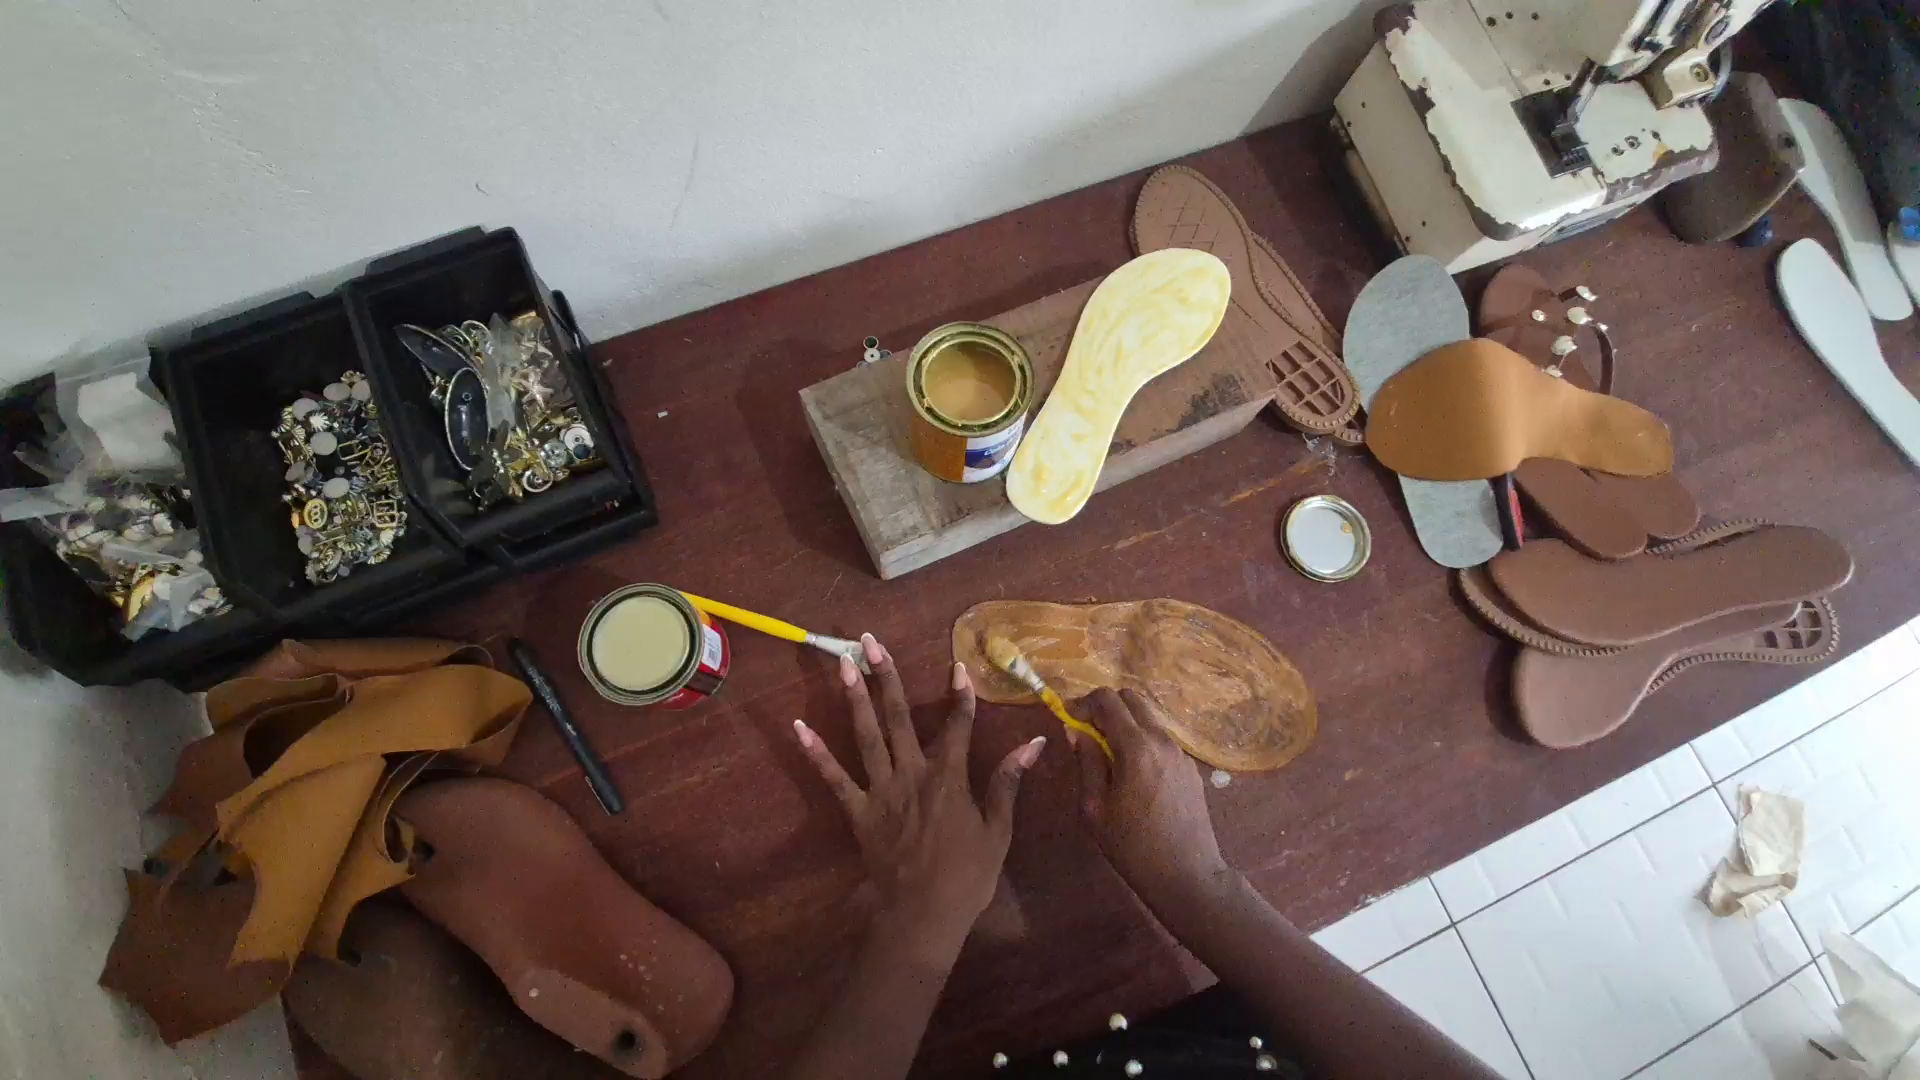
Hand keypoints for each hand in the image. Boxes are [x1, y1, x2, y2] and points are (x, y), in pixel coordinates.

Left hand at [795, 634, 1045, 964]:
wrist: (923, 917)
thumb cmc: (967, 876)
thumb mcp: (998, 831)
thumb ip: (1009, 782)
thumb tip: (1035, 743)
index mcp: (949, 777)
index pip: (958, 725)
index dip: (961, 694)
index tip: (958, 665)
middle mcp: (912, 773)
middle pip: (899, 716)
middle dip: (887, 676)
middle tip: (871, 641)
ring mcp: (881, 790)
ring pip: (866, 735)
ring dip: (856, 698)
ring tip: (844, 664)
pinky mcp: (858, 811)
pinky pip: (834, 778)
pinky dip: (816, 753)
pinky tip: (799, 726)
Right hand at [1074, 689, 1232, 910]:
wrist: (1188, 877)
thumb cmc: (1133, 846)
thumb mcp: (1095, 808)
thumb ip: (1086, 762)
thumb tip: (1075, 730)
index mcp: (1136, 747)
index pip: (1108, 700)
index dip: (1083, 703)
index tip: (1069, 719)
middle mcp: (1162, 740)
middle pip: (1131, 698)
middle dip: (1105, 707)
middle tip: (1088, 732)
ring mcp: (1180, 752)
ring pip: (1148, 717)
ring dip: (1125, 723)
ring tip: (1108, 754)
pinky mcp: (1190, 766)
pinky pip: (1160, 738)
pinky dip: (1141, 739)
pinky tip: (1133, 771)